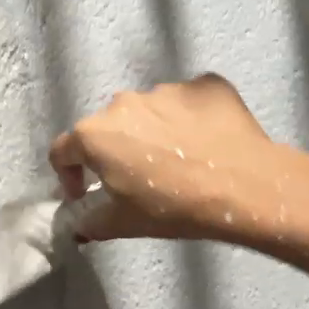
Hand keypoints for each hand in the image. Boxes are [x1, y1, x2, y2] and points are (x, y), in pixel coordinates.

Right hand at [49, 74, 283, 240]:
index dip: (67, 175)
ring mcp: (166, 90)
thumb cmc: (173, 207)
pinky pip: (185, 102)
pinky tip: (201, 142)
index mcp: (94, 135)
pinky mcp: (205, 85)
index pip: (62, 151)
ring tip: (173, 158)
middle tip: (133, 176)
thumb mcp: (122, 223)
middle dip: (112, 150)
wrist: (246, 187)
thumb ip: (89, 222)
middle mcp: (122, 103)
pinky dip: (186, 119)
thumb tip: (80, 223)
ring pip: (146, 112)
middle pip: (105, 127)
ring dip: (149, 132)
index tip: (84, 194)